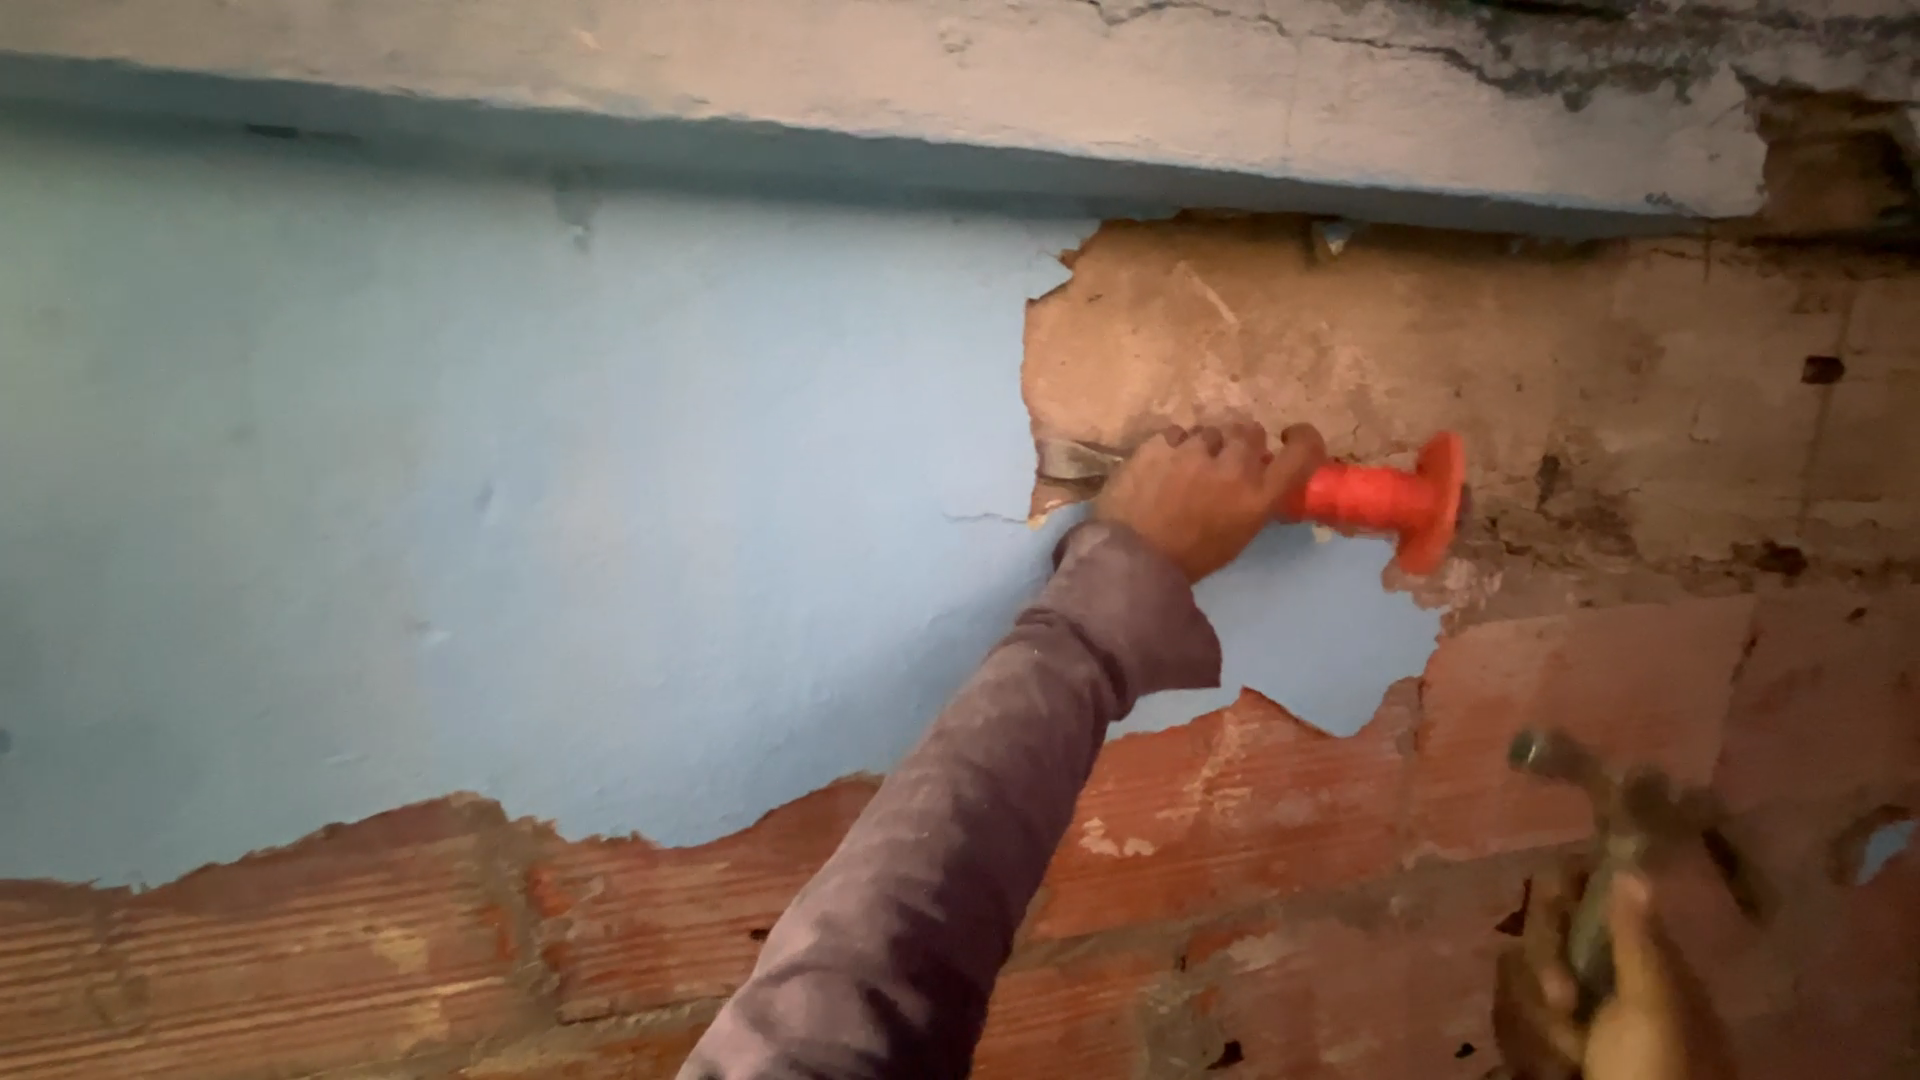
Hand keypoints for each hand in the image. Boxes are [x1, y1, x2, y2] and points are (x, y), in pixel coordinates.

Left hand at [1093, 421, 1324, 583]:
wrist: (1131, 559)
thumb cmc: (1188, 560)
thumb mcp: (1237, 536)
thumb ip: (1253, 500)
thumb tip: (1258, 476)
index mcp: (1258, 496)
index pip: (1301, 452)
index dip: (1303, 438)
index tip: (1289, 437)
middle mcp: (1232, 467)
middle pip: (1248, 431)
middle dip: (1238, 443)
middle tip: (1221, 461)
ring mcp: (1192, 451)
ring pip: (1208, 431)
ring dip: (1201, 445)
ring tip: (1182, 469)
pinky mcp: (1157, 444)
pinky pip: (1173, 434)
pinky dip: (1169, 447)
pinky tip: (1157, 467)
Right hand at [1494, 866, 1731, 1079]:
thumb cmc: (1656, 1078)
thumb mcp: (1652, 1012)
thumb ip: (1637, 942)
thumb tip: (1633, 866)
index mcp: (1638, 959)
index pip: (1581, 892)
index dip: (1557, 892)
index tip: (1550, 902)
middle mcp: (1602, 971)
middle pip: (1540, 930)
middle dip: (1543, 968)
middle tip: (1564, 1006)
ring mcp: (1574, 1003)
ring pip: (1516, 970)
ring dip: (1533, 1015)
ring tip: (1566, 1058)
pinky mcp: (1543, 1030)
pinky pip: (1508, 1005)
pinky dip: (1523, 1038)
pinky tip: (1551, 1066)